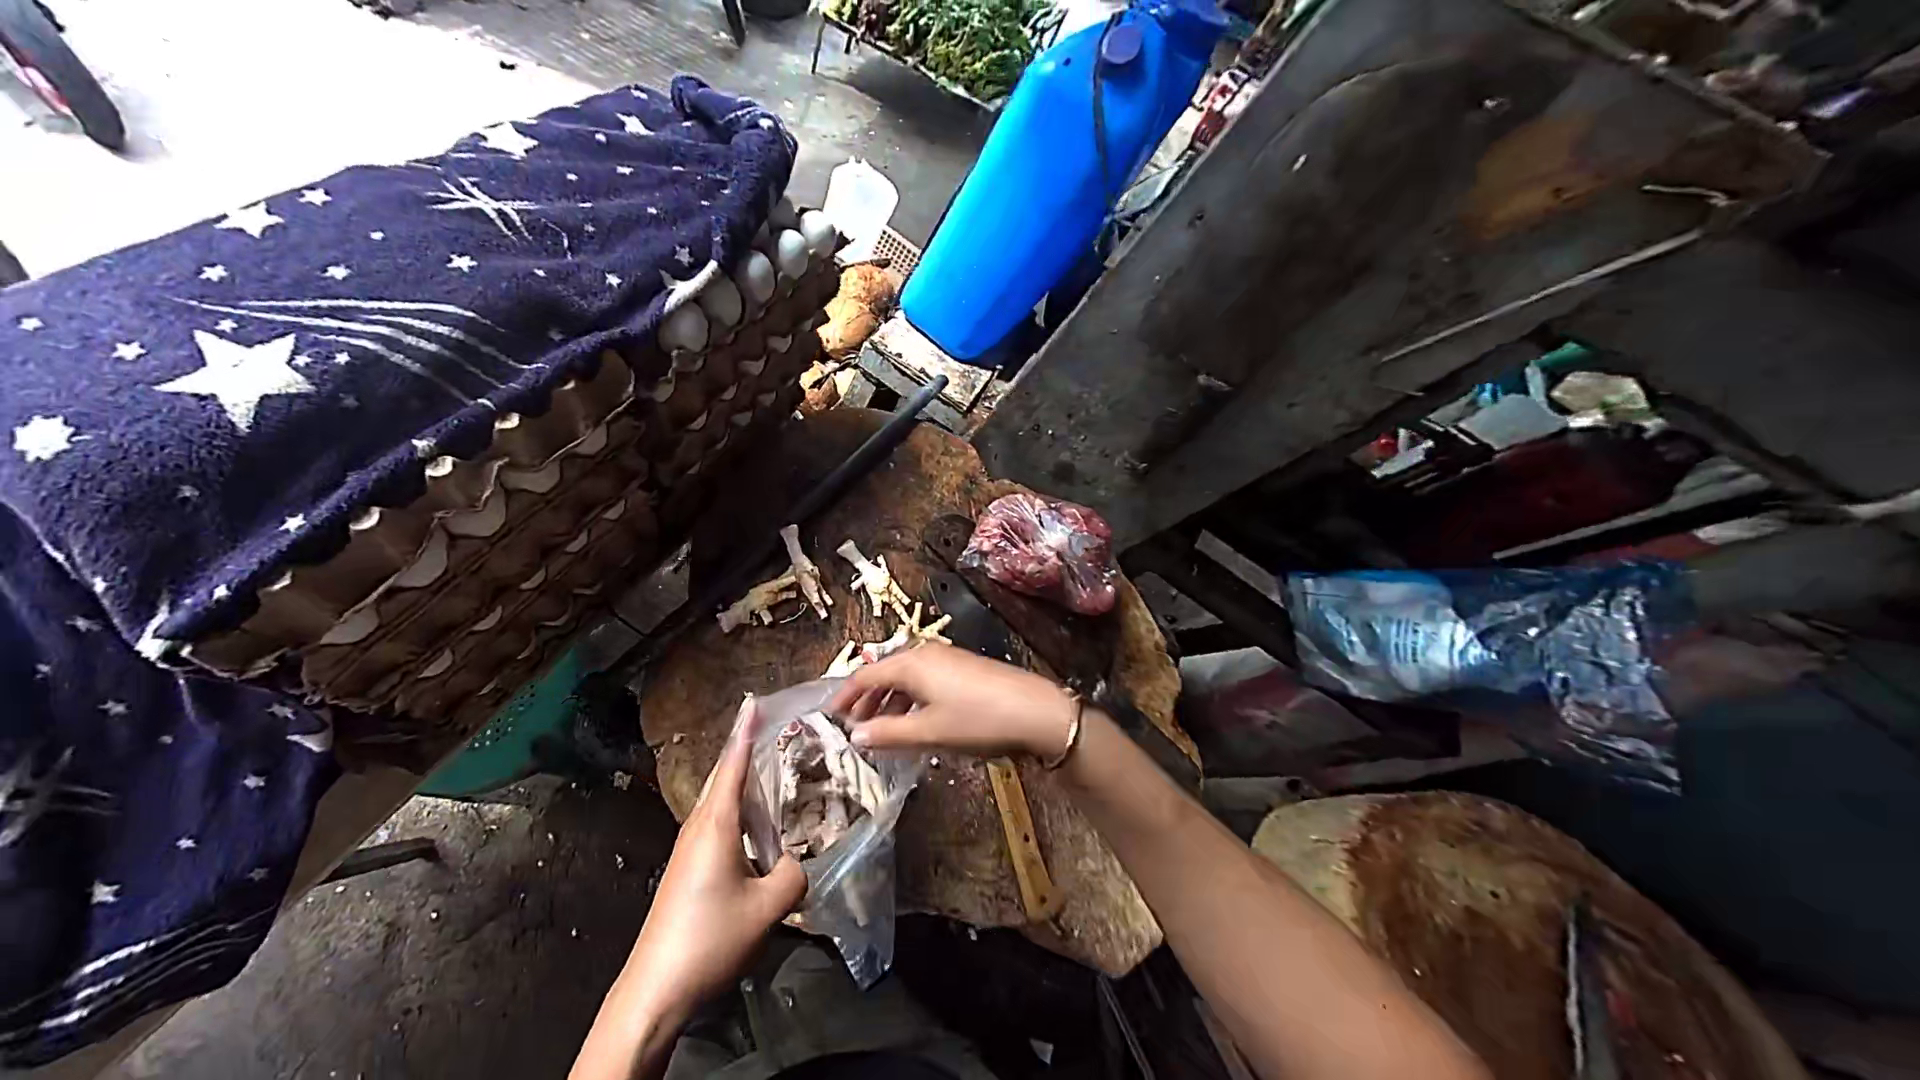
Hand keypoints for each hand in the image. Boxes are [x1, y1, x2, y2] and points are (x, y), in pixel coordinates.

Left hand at [621, 697, 807, 1020]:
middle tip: (771, 726)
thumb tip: (796, 863)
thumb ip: (794, 875)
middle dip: (744, 748)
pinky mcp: (688, 869)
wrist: (654, 990)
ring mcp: (689, 848)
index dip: (746, 731)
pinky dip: (738, 808)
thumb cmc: (709, 938)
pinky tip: (756, 823)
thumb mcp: (768, 907)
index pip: (734, 764)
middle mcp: (699, 827)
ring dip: (742, 779)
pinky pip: (718, 822)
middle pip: (724, 776)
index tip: (754, 701)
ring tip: (771, 767)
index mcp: (716, 824)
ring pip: (720, 800)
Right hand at [826, 642, 1078, 760]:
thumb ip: (888, 733)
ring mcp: (947, 659)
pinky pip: (924, 680)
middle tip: (853, 726)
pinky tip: (914, 722)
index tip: (830, 715)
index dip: (845, 695)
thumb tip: (856, 735)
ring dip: (889, 701)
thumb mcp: (928, 732)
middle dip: (866, 699)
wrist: (1035, 710)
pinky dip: (910, 699)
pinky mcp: (964, 668)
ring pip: (905, 677)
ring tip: (881, 729)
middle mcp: (925, 654)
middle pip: (884, 673)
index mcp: (910, 664)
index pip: (865, 674)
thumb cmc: (976, 720)